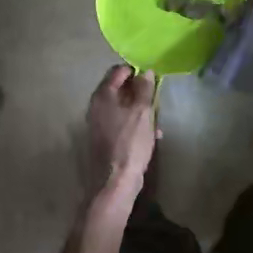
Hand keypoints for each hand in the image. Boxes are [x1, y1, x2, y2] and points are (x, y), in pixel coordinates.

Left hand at [87, 64, 156, 192]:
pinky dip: (135, 123)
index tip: (153, 78)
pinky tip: (151, 134)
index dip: (135, 71)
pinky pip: (121, 122)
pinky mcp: (104, 138)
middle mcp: (96, 106)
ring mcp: (98, 123)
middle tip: (156, 99)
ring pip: (122, 107)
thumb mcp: (142, 113)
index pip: (117, 71)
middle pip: (119, 89)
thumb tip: (146, 72)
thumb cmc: (130, 143)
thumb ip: (144, 89)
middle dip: (139, 92)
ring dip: (139, 109)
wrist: (115, 181)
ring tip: (157, 119)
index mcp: (102, 95)